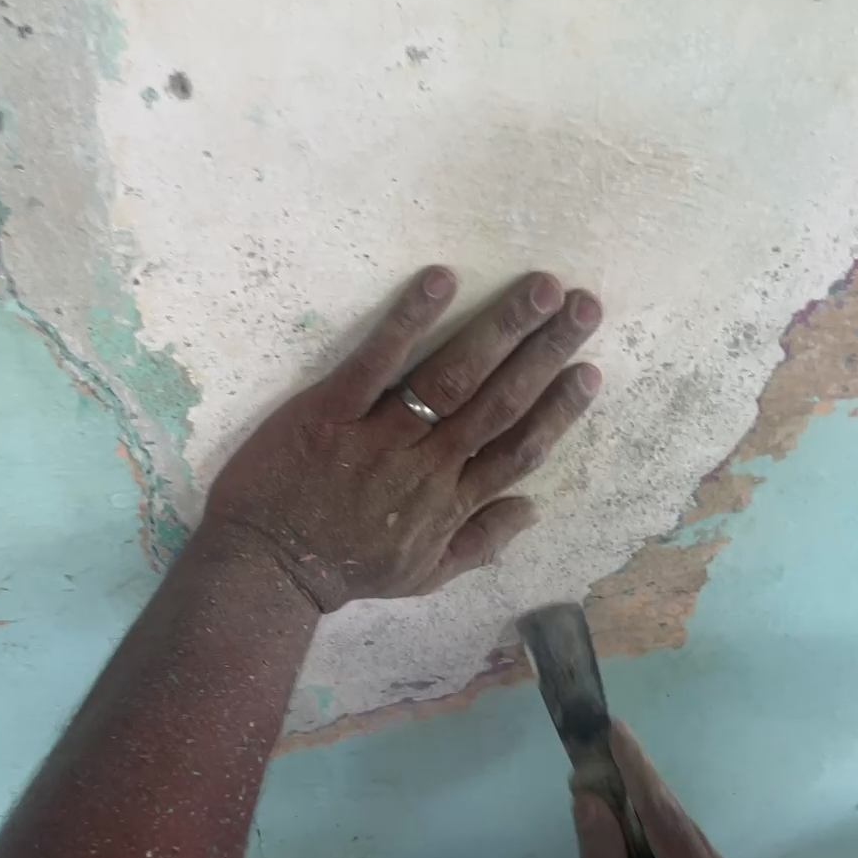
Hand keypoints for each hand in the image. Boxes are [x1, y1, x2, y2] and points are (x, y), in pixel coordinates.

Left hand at [198, 266, 603, 612]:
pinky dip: (408, 322)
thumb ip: (480, 543)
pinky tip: (441, 281)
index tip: (590, 371)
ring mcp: (380, 437)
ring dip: (499, 330)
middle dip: (546, 353)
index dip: (559, 410)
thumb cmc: (347, 567)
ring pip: (451, 378)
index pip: (519, 450)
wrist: (266, 570)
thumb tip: (534, 509)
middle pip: (499, 403)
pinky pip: (375, 363)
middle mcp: (428, 466)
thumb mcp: (423, 575)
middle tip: (584, 306)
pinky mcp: (330, 413)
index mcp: (452, 502)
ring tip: (539, 288)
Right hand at [575, 722, 760, 857]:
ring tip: (600, 792)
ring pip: (681, 838)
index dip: (637, 768)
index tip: (615, 728)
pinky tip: (627, 835)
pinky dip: (656, 841)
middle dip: (633, 788)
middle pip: (675, 822)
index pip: (665, 815)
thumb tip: (590, 797)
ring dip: (642, 814)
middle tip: (592, 756)